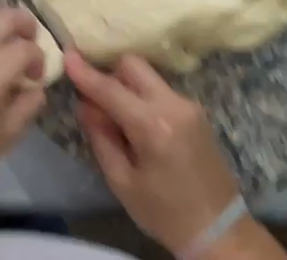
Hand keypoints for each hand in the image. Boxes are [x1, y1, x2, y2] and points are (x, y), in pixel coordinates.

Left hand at [0, 7, 47, 199]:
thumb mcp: (8, 133)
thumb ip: (29, 102)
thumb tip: (38, 81)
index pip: (22, 49)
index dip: (38, 57)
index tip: (37, 72)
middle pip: (1, 18)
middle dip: (23, 22)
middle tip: (32, 35)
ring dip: (0, 18)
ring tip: (12, 33)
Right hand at [67, 51, 244, 255]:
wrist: (221, 232)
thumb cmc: (166, 214)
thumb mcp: (122, 182)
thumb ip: (100, 136)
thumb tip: (84, 104)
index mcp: (153, 126)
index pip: (109, 89)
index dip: (84, 72)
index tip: (66, 55)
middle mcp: (174, 105)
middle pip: (132, 65)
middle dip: (109, 72)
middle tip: (95, 97)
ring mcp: (189, 106)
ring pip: (147, 76)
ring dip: (126, 85)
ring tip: (117, 117)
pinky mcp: (196, 112)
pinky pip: (160, 89)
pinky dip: (142, 96)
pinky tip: (138, 124)